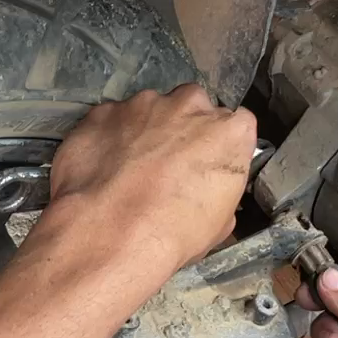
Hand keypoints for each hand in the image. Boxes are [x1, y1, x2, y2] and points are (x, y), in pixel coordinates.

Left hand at [37, 85, 255, 275]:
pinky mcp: (103, 112)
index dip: (218, 148)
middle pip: (191, 108)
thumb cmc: (175, 233)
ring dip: (143, 133)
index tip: (206, 167)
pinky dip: (108, 139)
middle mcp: (190, 105)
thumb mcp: (220, 224)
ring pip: (148, 111)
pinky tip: (102, 170)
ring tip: (128, 172)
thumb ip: (219, 190)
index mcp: (230, 131)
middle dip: (181, 131)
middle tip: (166, 167)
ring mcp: (143, 104)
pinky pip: (110, 121)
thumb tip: (208, 192)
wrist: (112, 233)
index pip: (235, 126)